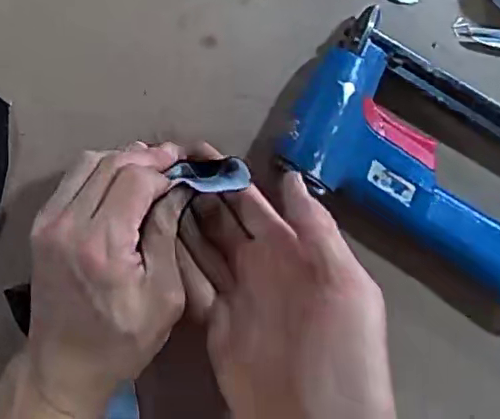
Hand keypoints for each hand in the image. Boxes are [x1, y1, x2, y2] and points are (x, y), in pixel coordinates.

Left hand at [21, 142, 190, 415]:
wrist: (62, 370)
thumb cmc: (121, 340)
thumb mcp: (163, 296)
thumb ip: (168, 234)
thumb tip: (178, 187)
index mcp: (101, 245)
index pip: (135, 179)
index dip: (164, 171)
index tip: (185, 174)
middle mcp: (69, 225)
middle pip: (113, 162)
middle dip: (148, 156)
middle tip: (174, 160)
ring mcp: (49, 221)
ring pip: (90, 161)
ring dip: (123, 157)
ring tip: (150, 166)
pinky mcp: (41, 223)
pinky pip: (74, 176)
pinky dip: (101, 168)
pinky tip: (121, 179)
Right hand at [177, 144, 396, 418]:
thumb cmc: (345, 351)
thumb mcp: (346, 284)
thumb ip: (318, 229)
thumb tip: (291, 177)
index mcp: (289, 249)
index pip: (252, 202)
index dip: (227, 175)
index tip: (199, 149)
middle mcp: (258, 265)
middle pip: (221, 220)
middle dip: (197, 192)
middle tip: (166, 165)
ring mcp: (235, 296)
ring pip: (202, 248)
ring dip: (180, 221)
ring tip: (153, 193)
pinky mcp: (216, 328)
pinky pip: (192, 288)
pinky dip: (173, 264)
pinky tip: (153, 240)